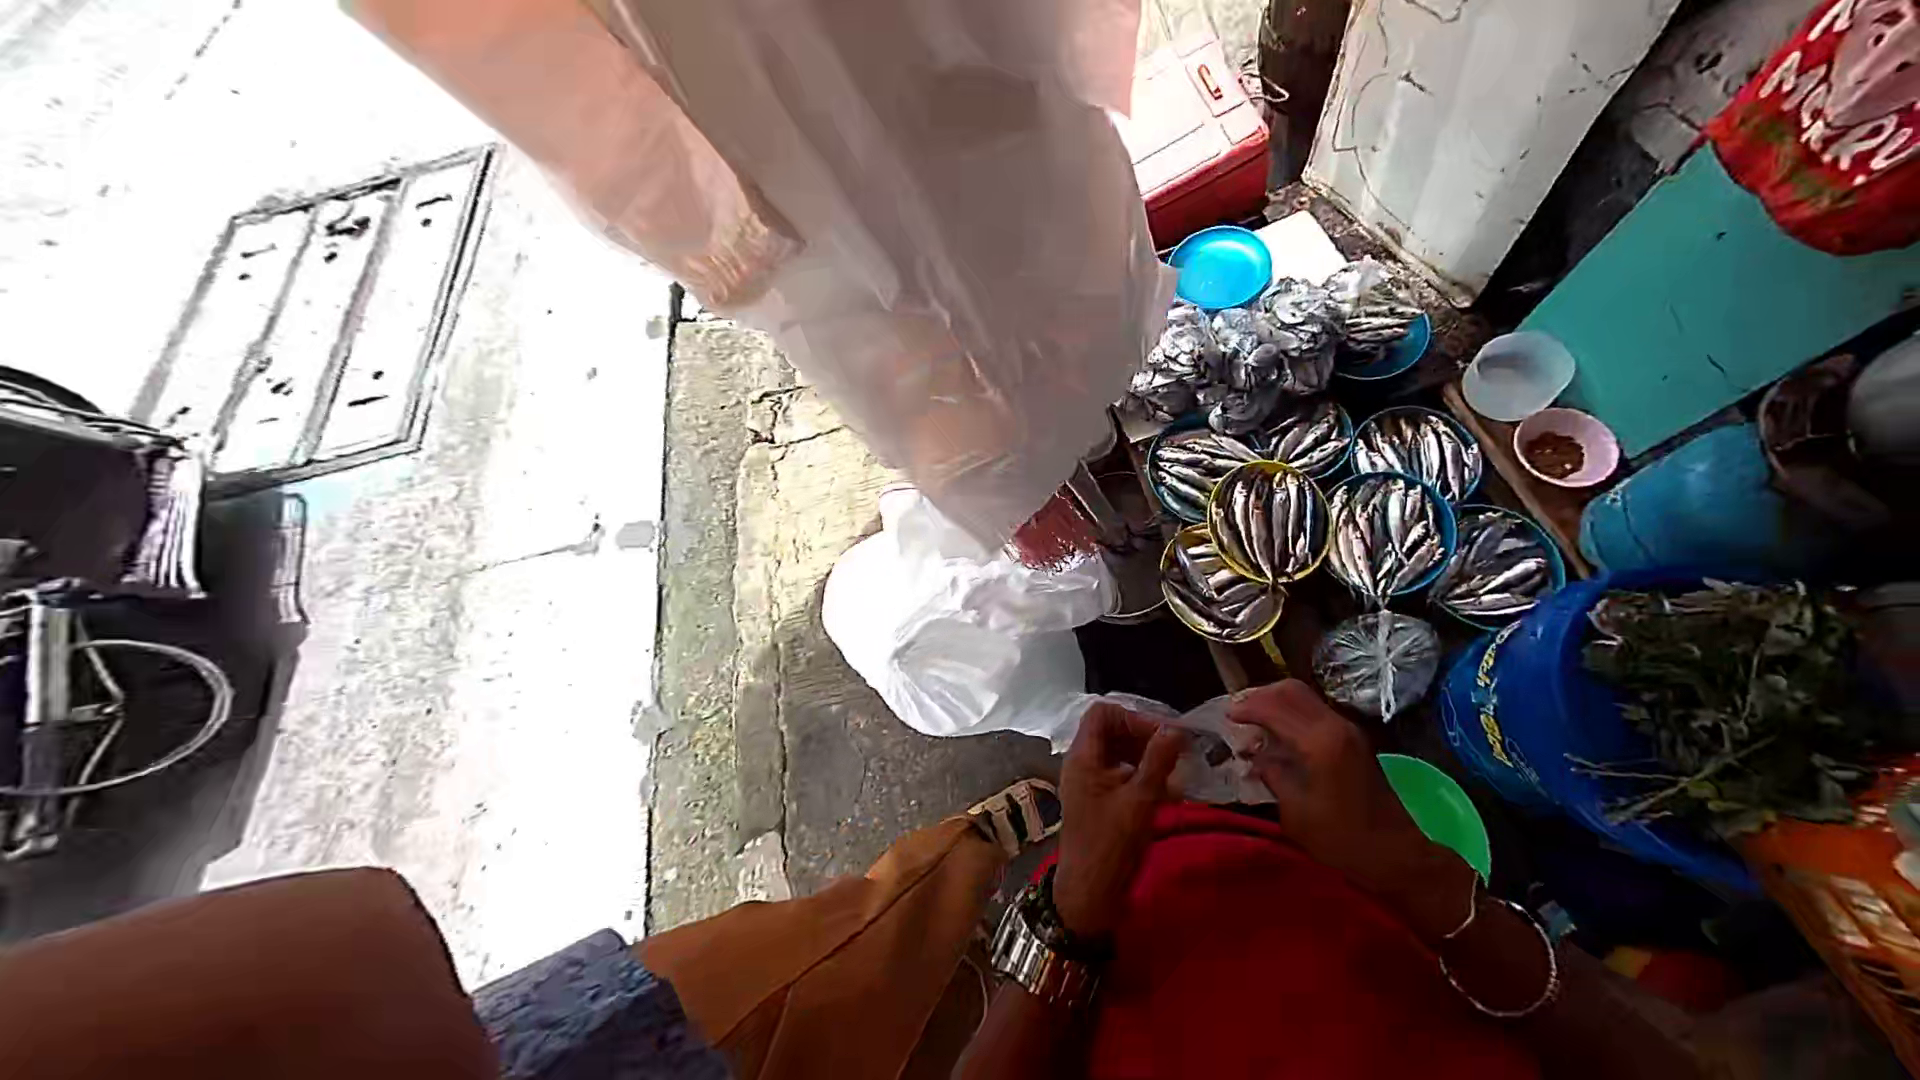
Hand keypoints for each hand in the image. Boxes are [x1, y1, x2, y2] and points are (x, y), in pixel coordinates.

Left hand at [1052, 704, 1187, 940]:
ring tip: (1175, 771)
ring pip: (1117, 751)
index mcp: (1083, 756)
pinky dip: (1142, 774)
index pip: (1103, 713)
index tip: (1164, 735)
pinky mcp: (1098, 798)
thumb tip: (1176, 729)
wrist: (1089, 894)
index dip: (1134, 717)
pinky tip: (1167, 790)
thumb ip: (1157, 762)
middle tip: (1175, 752)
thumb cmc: (1111, 846)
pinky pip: (1119, 773)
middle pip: (1111, 730)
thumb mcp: (1140, 801)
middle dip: (1144, 736)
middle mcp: (1082, 762)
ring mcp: (1089, 781)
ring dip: (1146, 756)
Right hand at [1228, 680, 1474, 942]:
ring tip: (1253, 723)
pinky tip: (1276, 734)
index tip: (1225, 718)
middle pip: (1290, 690)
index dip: (1245, 708)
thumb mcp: (1295, 810)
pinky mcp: (1352, 739)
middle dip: (1259, 696)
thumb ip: (1272, 772)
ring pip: (1303, 696)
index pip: (1274, 706)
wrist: (1399, 856)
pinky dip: (1289, 712)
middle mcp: (1335, 726)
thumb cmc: (1343, 840)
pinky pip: (1313, 710)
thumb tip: (1252, 752)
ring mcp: (1347, 730)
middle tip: (1238, 714)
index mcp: (1320, 742)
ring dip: (1274, 702)